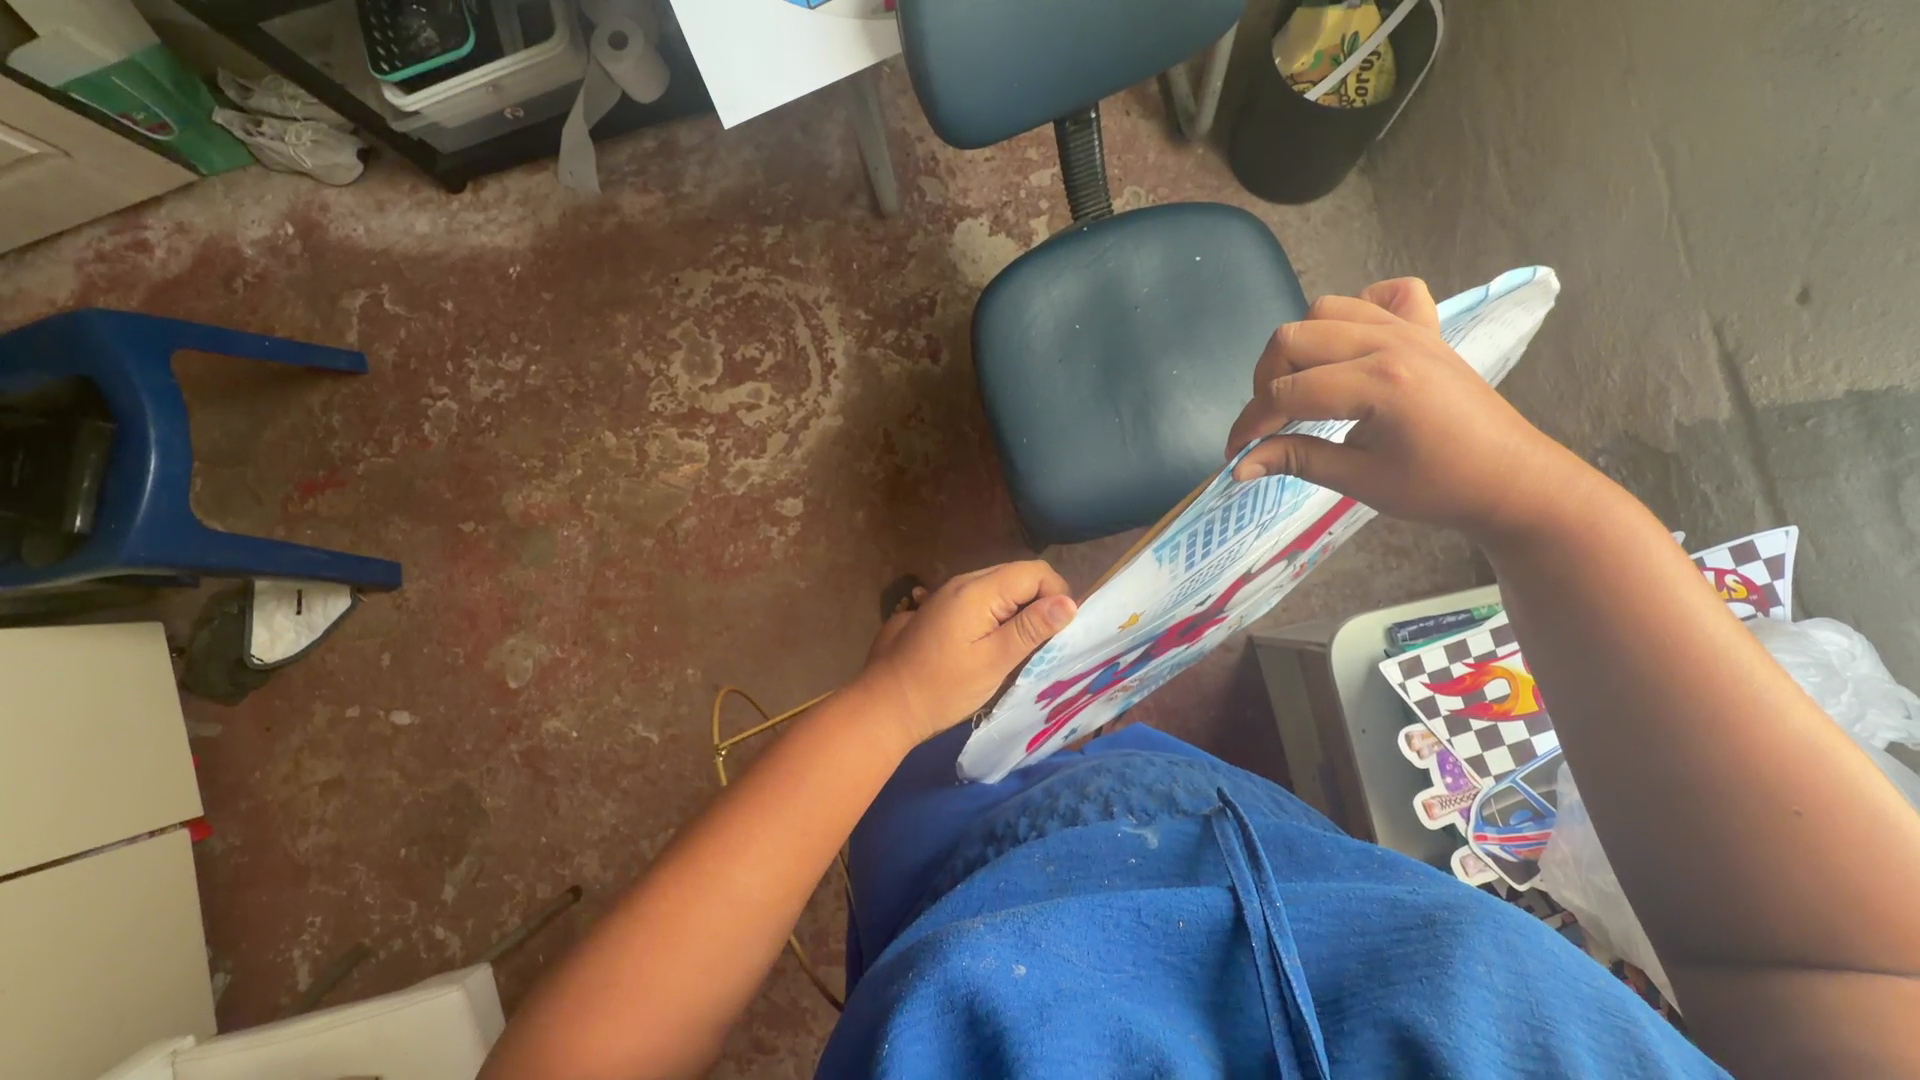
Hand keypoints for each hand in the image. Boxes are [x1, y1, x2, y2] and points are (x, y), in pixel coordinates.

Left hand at [855, 561, 1077, 746]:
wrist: (885, 704)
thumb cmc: (942, 688)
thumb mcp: (993, 662)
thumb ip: (1031, 629)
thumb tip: (1069, 603)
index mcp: (977, 590)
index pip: (1035, 571)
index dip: (1057, 595)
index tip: (1060, 633)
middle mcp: (963, 582)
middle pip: (1018, 575)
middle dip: (1040, 602)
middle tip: (1045, 644)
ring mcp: (949, 594)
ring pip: (1001, 588)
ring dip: (1020, 611)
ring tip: (1023, 648)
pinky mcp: (941, 610)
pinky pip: (983, 600)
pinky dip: (999, 616)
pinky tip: (996, 646)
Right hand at [1224, 278, 1598, 543]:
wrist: (1510, 480)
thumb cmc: (1438, 488)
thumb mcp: (1359, 480)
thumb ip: (1295, 460)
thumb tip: (1239, 466)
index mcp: (1377, 383)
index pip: (1286, 392)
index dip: (1251, 424)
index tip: (1236, 453)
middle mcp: (1389, 343)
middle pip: (1294, 338)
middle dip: (1265, 382)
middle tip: (1269, 423)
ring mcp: (1410, 329)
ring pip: (1326, 309)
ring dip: (1300, 346)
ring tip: (1302, 387)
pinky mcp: (1426, 328)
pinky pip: (1383, 295)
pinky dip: (1357, 311)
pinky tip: (1350, 346)